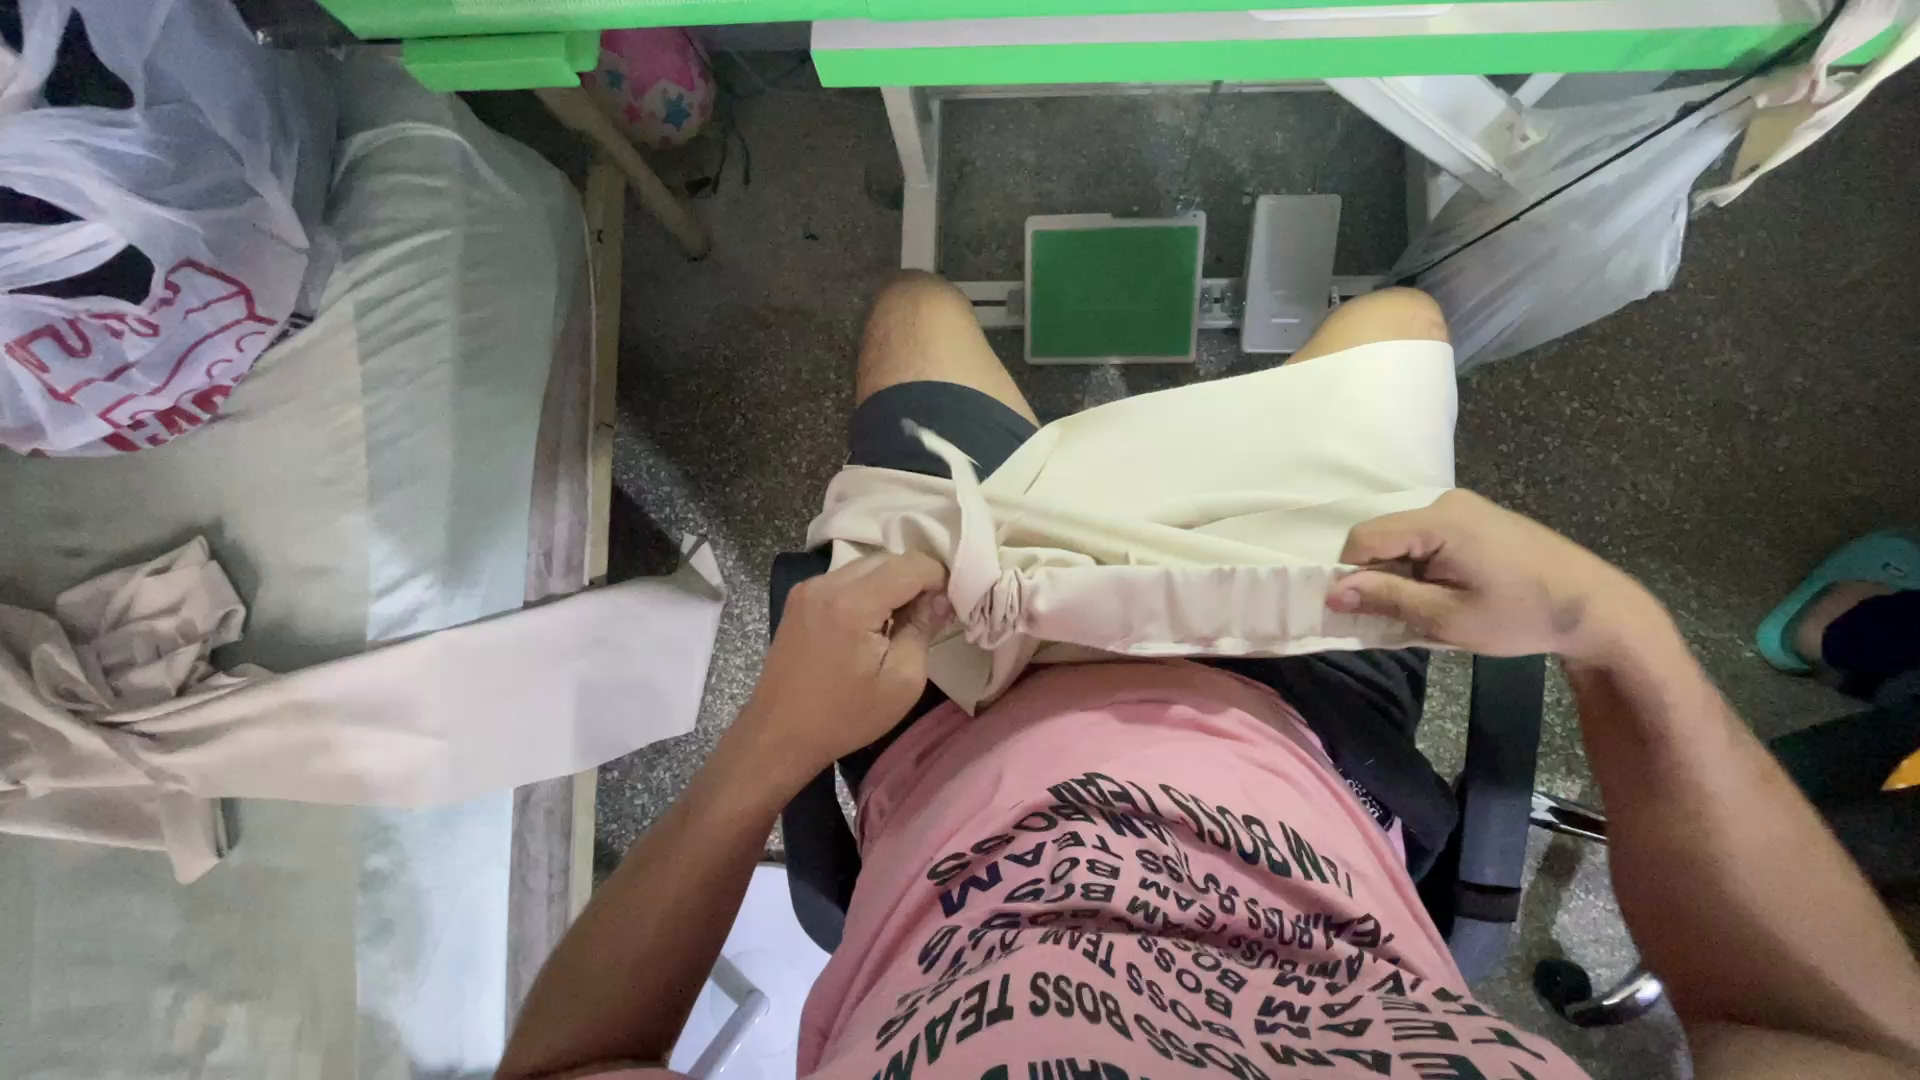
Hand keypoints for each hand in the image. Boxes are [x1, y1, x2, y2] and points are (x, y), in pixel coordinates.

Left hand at [734, 552, 948, 777]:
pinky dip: (867, 590)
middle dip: (915, 579)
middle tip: (928, 614)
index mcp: (853, 603)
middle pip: (887, 559)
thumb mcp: (902, 681)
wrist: (779, 734)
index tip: (949, 604)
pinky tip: (871, 623)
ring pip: (866, 566)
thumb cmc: (845, 716)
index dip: (938, 577)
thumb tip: (939, 599)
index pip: (910, 565)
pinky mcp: (799, 598)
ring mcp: (809, 588)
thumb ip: (923, 630)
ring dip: (891, 583)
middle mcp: (827, 584)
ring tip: (901, 620)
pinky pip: (845, 578)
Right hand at [1326, 489, 1664, 663]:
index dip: (1351, 574)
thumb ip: (1386, 598)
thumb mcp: (1447, 617)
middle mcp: (1446, 502)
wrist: (1600, 610)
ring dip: (1398, 569)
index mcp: (1440, 522)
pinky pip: (1425, 534)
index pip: (1362, 538)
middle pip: (1380, 534)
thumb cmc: (1522, 616)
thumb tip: (1332, 592)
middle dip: (1376, 572)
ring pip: (1401, 535)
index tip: (1363, 609)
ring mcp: (1464, 506)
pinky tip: (1445, 588)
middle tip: (1397, 612)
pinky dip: (1420, 562)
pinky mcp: (1476, 516)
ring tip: (1426, 603)